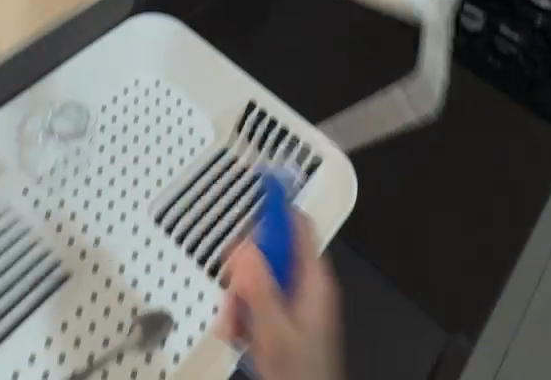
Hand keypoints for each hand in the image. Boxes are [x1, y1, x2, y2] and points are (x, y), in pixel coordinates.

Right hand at [215, 212, 342, 379]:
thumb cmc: (302, 373)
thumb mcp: (275, 329)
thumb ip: (260, 287)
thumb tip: (247, 247)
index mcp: (314, 280)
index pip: (298, 225)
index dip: (277, 208)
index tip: (259, 189)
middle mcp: (305, 285)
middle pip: (269, 251)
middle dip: (245, 270)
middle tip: (236, 292)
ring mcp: (293, 302)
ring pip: (257, 276)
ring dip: (239, 298)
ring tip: (237, 326)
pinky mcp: (282, 317)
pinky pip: (255, 299)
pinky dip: (241, 314)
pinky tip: (239, 333)